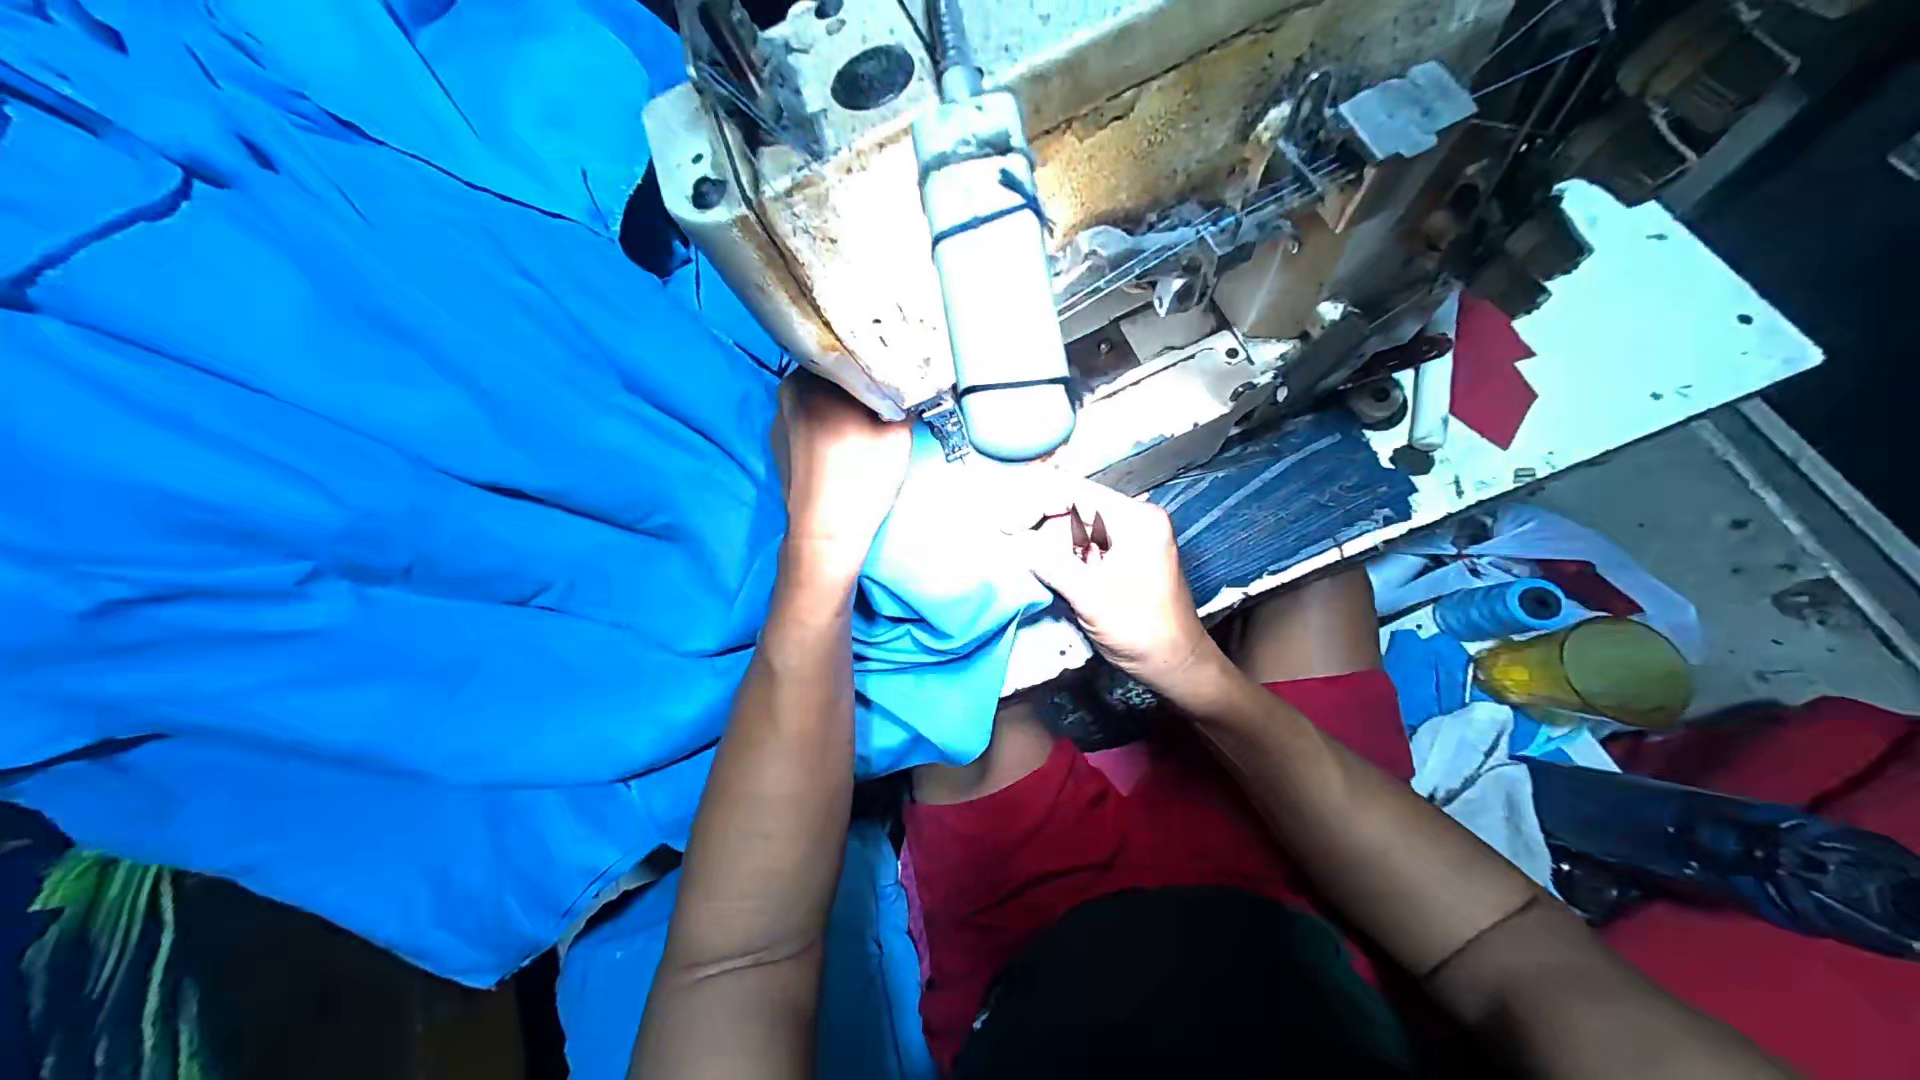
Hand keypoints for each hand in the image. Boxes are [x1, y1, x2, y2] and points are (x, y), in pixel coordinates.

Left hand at [774, 371, 912, 575]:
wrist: (824, 536)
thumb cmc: (861, 480)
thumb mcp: (897, 433)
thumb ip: (903, 398)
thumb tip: (910, 381)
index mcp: (814, 379)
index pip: (849, 351)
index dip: (875, 359)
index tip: (895, 371)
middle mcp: (788, 390)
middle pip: (833, 375)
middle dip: (859, 384)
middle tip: (886, 399)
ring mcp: (779, 419)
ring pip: (819, 398)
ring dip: (842, 405)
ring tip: (867, 424)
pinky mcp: (778, 444)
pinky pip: (808, 421)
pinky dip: (827, 425)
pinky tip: (844, 445)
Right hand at [1005, 471, 1223, 695]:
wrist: (1176, 665)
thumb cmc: (1141, 629)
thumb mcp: (1089, 594)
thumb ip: (1050, 563)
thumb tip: (1015, 542)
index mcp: (1136, 519)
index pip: (1076, 494)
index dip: (1035, 504)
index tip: (1005, 524)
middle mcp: (1134, 520)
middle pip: (1074, 509)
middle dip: (1037, 521)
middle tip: (1005, 535)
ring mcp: (1128, 539)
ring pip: (1075, 528)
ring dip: (1045, 538)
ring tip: (1014, 544)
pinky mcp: (1121, 559)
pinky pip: (1083, 546)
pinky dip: (1059, 553)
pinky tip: (1036, 558)